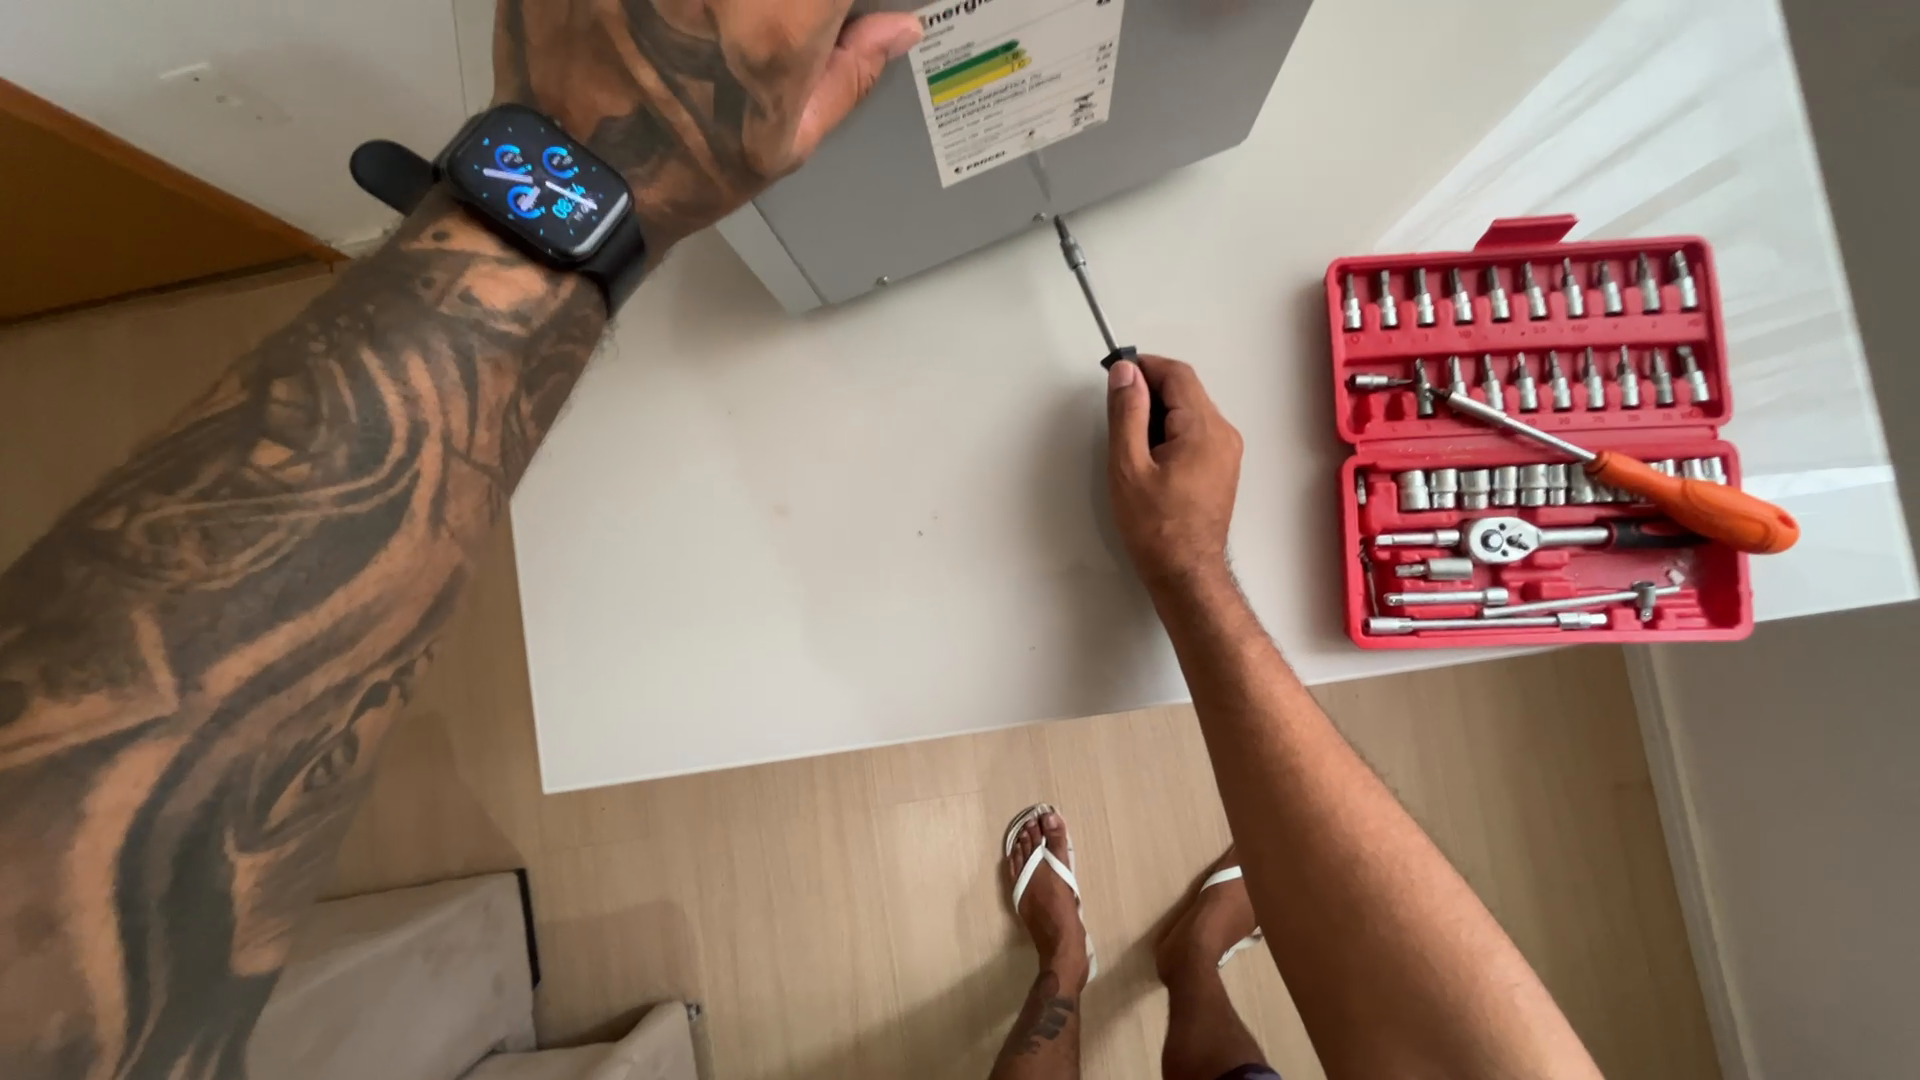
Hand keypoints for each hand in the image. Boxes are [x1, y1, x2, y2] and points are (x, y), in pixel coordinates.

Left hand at [493, 0, 922, 247]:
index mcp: (778, 21)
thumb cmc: (684, 167)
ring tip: (713, 34)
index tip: (835, 18)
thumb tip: (898, 27)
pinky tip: (670, 22)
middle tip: (774, 29)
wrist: (579, 176)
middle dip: (786, 5)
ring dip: (728, 6)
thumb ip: (850, 72)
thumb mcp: (786, 140)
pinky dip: (672, 1)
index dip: (837, 4)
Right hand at [1107, 356, 1244, 587]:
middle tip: (1117, 413)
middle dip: (1149, 391)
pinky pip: (1196, 433)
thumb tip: (1125, 372)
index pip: (1177, 374)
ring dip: (1158, 413)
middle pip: (1186, 390)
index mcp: (1204, 429)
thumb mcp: (1128, 466)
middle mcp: (1223, 433)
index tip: (1116, 373)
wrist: (1185, 572)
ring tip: (1130, 443)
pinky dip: (1170, 432)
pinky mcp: (1221, 468)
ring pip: (1190, 412)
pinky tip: (1149, 458)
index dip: (1145, 366)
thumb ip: (1127, 412)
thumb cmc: (1155, 527)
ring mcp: (1227, 452)